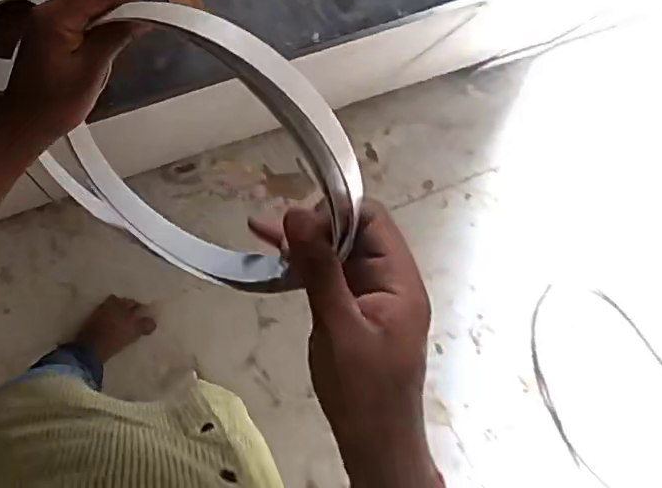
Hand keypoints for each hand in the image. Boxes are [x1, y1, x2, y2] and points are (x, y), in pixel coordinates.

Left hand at [0, 0, 146, 221]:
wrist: (23, 123)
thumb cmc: (54, 105)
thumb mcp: (91, 71)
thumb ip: (114, 37)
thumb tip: (139, 17)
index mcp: (55, 17)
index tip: (147, 17)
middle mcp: (47, 9)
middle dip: (120, 6)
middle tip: (139, 29)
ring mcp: (44, 17)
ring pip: (86, 1)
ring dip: (108, 14)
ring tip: (124, 37)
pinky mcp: (46, 27)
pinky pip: (77, 13)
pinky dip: (95, 21)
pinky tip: (104, 42)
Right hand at [251, 201, 439, 487]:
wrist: (373, 449)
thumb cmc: (363, 393)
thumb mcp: (338, 326)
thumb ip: (318, 268)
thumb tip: (295, 213)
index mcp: (399, 282)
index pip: (374, 220)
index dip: (336, 212)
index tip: (299, 223)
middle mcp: (388, 281)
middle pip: (352, 231)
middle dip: (313, 225)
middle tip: (276, 231)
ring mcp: (369, 294)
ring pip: (335, 249)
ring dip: (302, 241)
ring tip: (262, 231)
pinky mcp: (351, 306)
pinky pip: (327, 270)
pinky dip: (301, 261)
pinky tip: (272, 253)